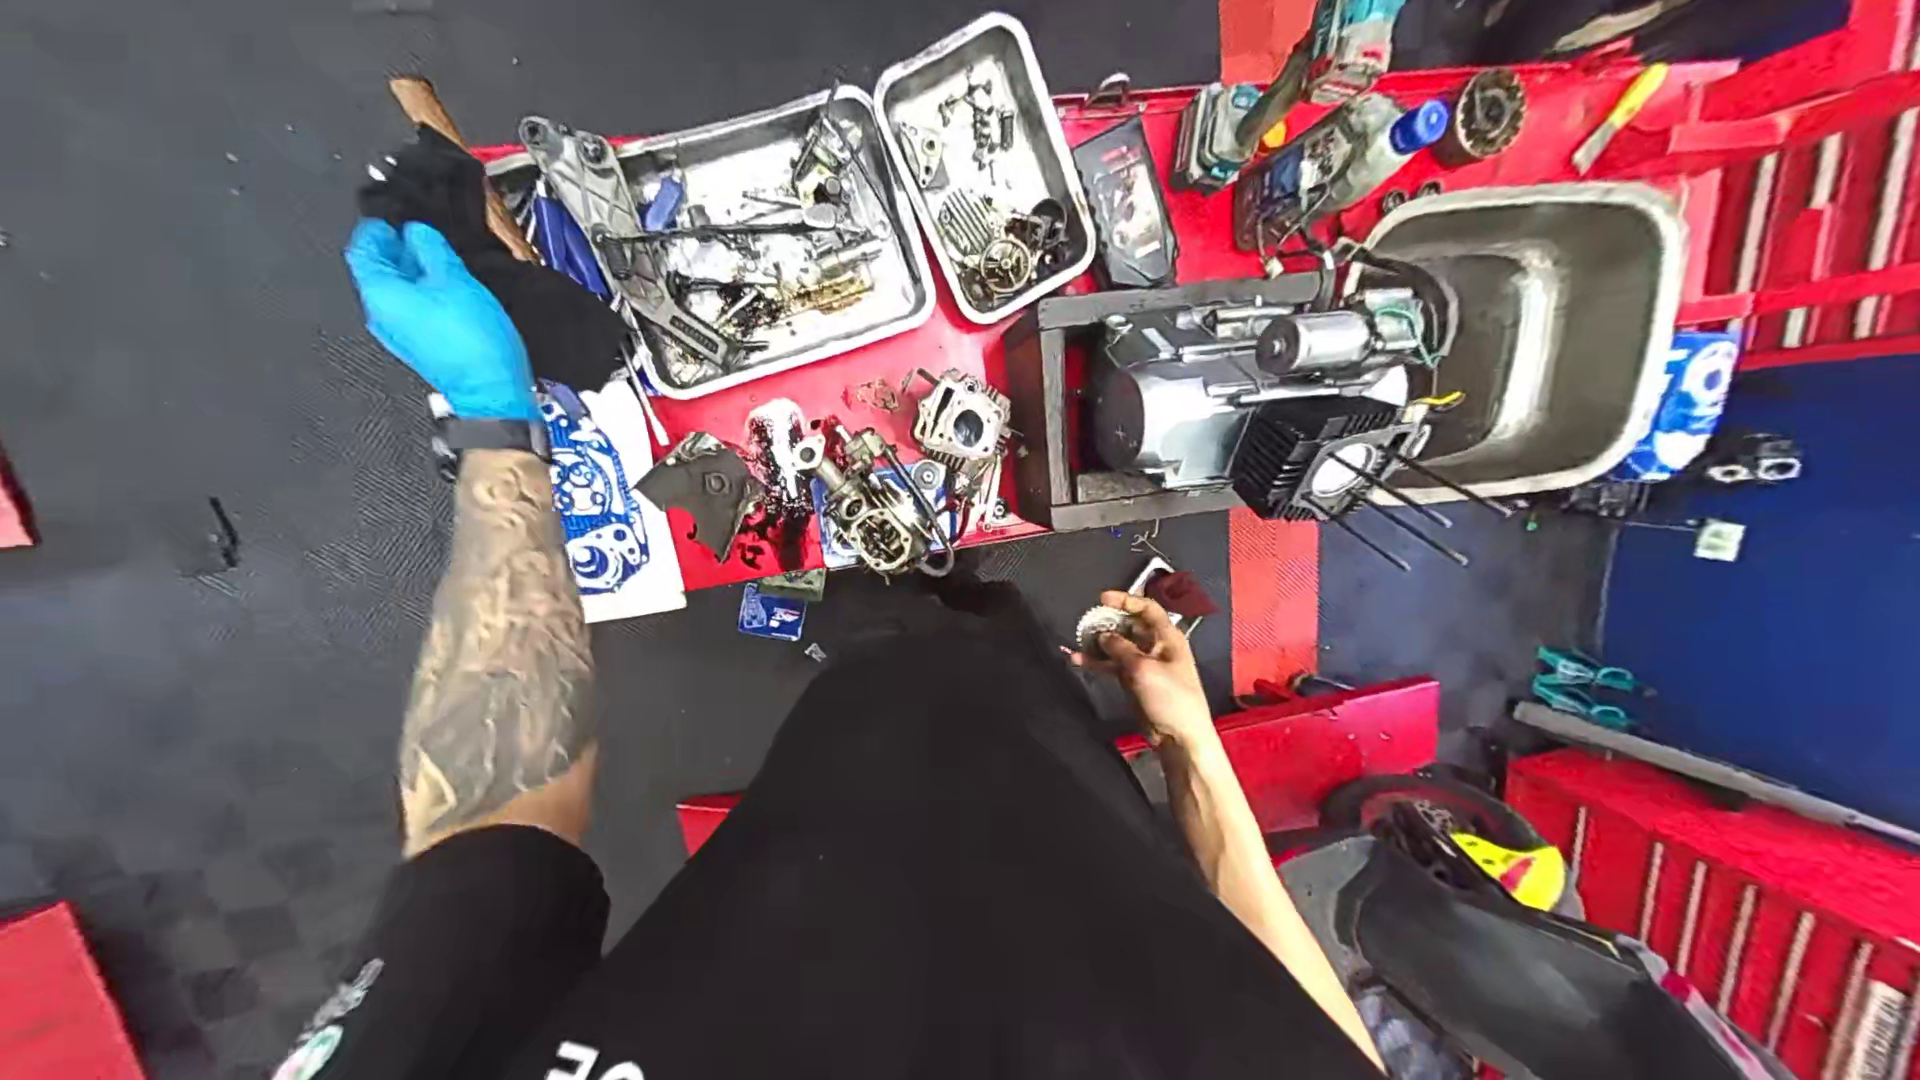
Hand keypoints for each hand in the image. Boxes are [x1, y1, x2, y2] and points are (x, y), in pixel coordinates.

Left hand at [344, 219, 537, 421]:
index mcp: (378, 292)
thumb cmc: (474, 341)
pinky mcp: (422, 350)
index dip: (379, 229)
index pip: (362, 247)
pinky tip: (454, 301)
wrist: (493, 391)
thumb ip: (431, 248)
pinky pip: (416, 315)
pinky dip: (428, 301)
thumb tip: (417, 232)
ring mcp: (400, 335)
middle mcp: (380, 314)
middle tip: (425, 243)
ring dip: (418, 279)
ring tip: (445, 272)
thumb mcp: (456, 280)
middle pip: (379, 272)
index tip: (396, 221)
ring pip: (399, 295)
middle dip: (401, 254)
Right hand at [1069, 591, 1212, 746]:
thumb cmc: (1170, 698)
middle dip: (1107, 622)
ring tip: (1078, 640)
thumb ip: (1120, 648)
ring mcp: (1143, 663)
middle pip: (1128, 625)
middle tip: (1087, 622)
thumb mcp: (1143, 668)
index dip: (1126, 600)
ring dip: (1098, 642)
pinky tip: (1077, 659)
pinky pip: (1111, 664)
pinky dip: (1096, 661)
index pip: (1148, 609)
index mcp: (1167, 637)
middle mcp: (1155, 646)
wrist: (1179, 737)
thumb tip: (1103, 635)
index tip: (1102, 598)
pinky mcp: (1132, 679)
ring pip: (1117, 645)